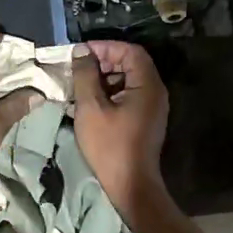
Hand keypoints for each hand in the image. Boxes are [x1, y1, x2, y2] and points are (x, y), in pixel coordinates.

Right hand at [72, 40, 170, 213]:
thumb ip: (85, 75)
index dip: (105, 47)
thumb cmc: (109, 145)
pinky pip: (128, 96)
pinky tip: (88, 103)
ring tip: (79, 85)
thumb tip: (81, 51)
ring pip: (128, 80)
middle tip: (77, 69)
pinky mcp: (145, 120)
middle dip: (103, 62)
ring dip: (103, 78)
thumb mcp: (91, 107)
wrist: (130, 185)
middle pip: (131, 64)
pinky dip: (109, 93)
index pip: (130, 51)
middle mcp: (155, 92)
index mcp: (147, 85)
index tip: (81, 53)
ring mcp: (152, 107)